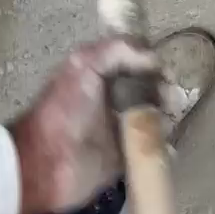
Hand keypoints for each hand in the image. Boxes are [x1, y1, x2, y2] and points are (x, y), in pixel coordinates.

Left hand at [8, 37, 159, 213]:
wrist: (45, 163)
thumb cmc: (64, 108)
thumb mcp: (84, 64)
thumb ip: (119, 50)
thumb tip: (156, 59)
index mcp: (104, 72)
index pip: (139, 59)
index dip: (154, 62)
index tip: (165, 71)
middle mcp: (116, 95)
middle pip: (152, 85)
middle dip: (165, 88)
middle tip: (169, 99)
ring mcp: (122, 126)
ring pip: (157, 113)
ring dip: (169, 114)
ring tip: (169, 120)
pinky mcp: (126, 156)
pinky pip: (153, 146)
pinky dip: (165, 143)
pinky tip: (167, 141)